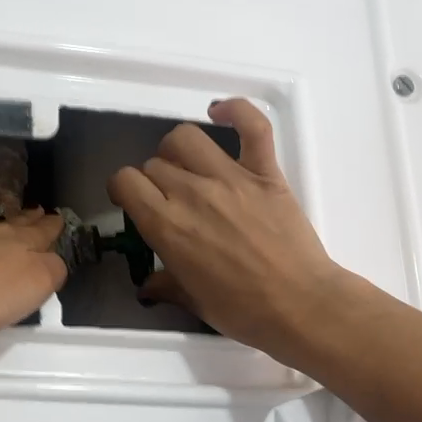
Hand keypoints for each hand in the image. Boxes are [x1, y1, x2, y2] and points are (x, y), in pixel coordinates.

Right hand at [105, 99, 346, 359]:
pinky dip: (235, 111)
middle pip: (154, 163)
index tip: (131, 200)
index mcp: (166, 227)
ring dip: (177, 148)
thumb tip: (147, 288)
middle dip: (152, 179)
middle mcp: (191, 194)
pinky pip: (251, 126)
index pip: (125, 182)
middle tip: (166, 198)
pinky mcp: (265, 172)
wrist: (299, 305)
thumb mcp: (193, 301)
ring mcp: (230, 178)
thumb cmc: (242, 310)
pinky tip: (220, 112)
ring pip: (186, 137)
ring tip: (185, 164)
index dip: (122, 189)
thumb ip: (166, 285)